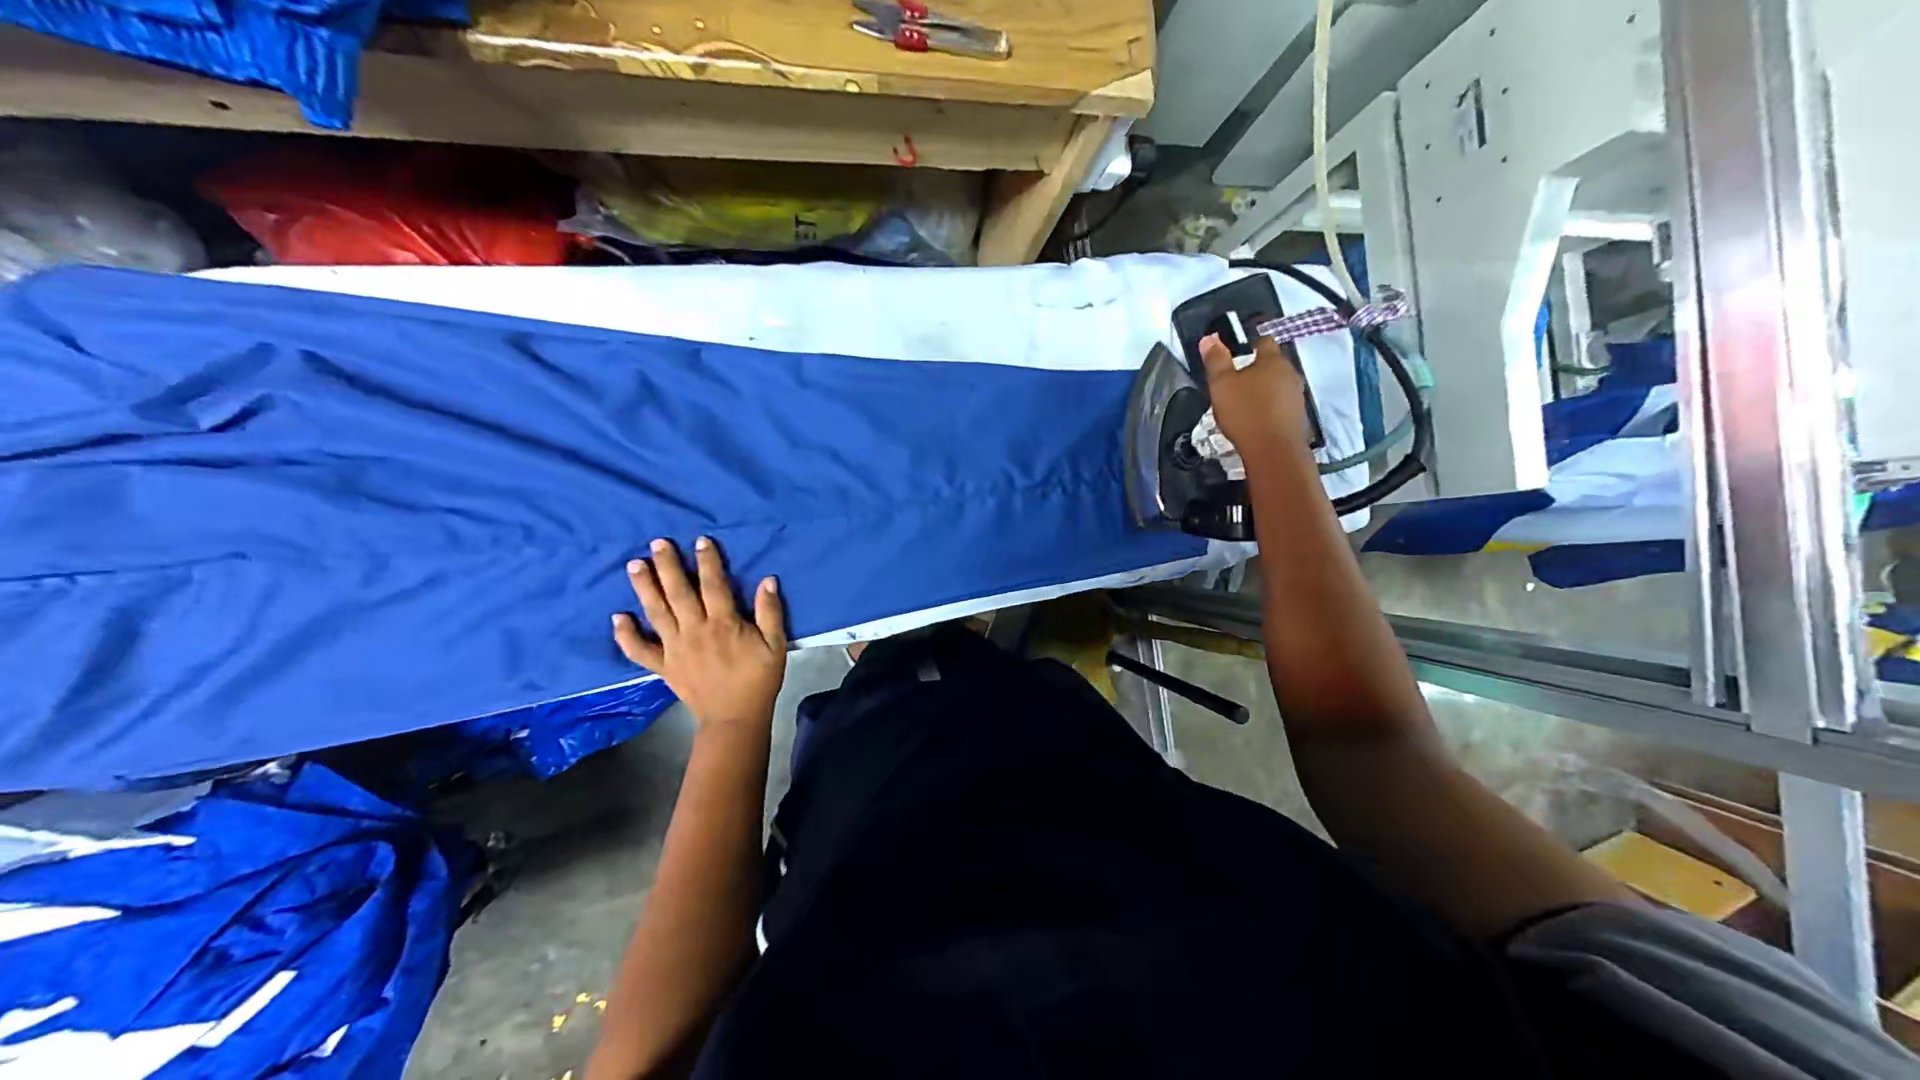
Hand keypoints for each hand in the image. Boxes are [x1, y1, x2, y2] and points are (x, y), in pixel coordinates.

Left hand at [612, 537, 787, 730]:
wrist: (735, 718)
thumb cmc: (758, 679)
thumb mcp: (775, 645)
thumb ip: (770, 612)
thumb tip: (768, 580)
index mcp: (723, 623)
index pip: (713, 584)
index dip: (707, 561)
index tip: (700, 541)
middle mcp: (695, 630)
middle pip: (678, 592)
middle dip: (667, 565)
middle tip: (656, 543)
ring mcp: (675, 648)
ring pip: (656, 612)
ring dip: (644, 587)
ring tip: (634, 565)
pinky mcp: (663, 666)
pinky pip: (639, 650)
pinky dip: (626, 635)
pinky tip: (617, 617)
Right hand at [1198, 332, 1309, 456]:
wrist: (1273, 450)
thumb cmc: (1245, 412)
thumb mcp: (1222, 384)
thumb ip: (1216, 360)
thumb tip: (1209, 337)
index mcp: (1272, 361)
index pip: (1264, 341)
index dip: (1251, 343)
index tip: (1239, 350)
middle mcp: (1290, 373)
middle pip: (1273, 364)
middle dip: (1257, 369)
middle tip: (1236, 379)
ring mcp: (1297, 395)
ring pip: (1278, 385)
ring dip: (1264, 389)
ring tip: (1245, 400)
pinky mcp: (1298, 416)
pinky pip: (1282, 404)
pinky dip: (1270, 406)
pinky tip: (1256, 418)